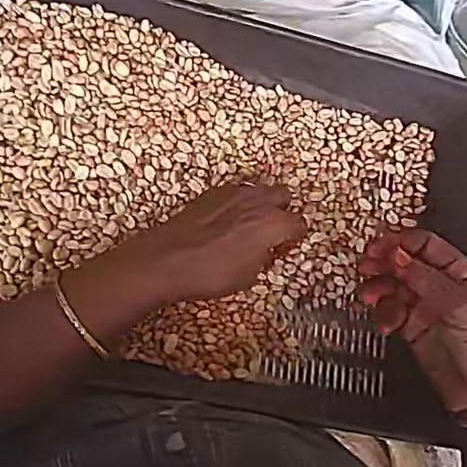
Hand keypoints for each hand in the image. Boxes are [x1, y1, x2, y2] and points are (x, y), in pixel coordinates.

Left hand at [92, 182, 307, 306]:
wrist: (167, 260)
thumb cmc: (209, 272)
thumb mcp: (247, 277)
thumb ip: (263, 259)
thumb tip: (265, 253)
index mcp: (273, 224)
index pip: (299, 224)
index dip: (296, 237)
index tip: (287, 247)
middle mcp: (257, 202)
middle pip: (283, 196)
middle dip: (283, 212)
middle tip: (273, 233)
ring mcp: (233, 193)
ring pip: (260, 189)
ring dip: (262, 204)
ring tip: (251, 226)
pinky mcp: (212, 193)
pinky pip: (236, 191)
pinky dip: (239, 203)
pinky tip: (228, 222)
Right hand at [358, 228, 466, 422]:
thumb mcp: (460, 303)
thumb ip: (424, 277)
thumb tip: (397, 253)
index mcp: (464, 273)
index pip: (426, 246)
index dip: (400, 243)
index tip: (377, 247)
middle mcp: (445, 288)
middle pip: (406, 265)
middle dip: (384, 263)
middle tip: (366, 266)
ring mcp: (430, 310)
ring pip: (395, 289)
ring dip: (380, 289)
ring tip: (370, 296)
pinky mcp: (417, 332)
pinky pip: (393, 314)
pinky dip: (384, 315)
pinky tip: (386, 322)